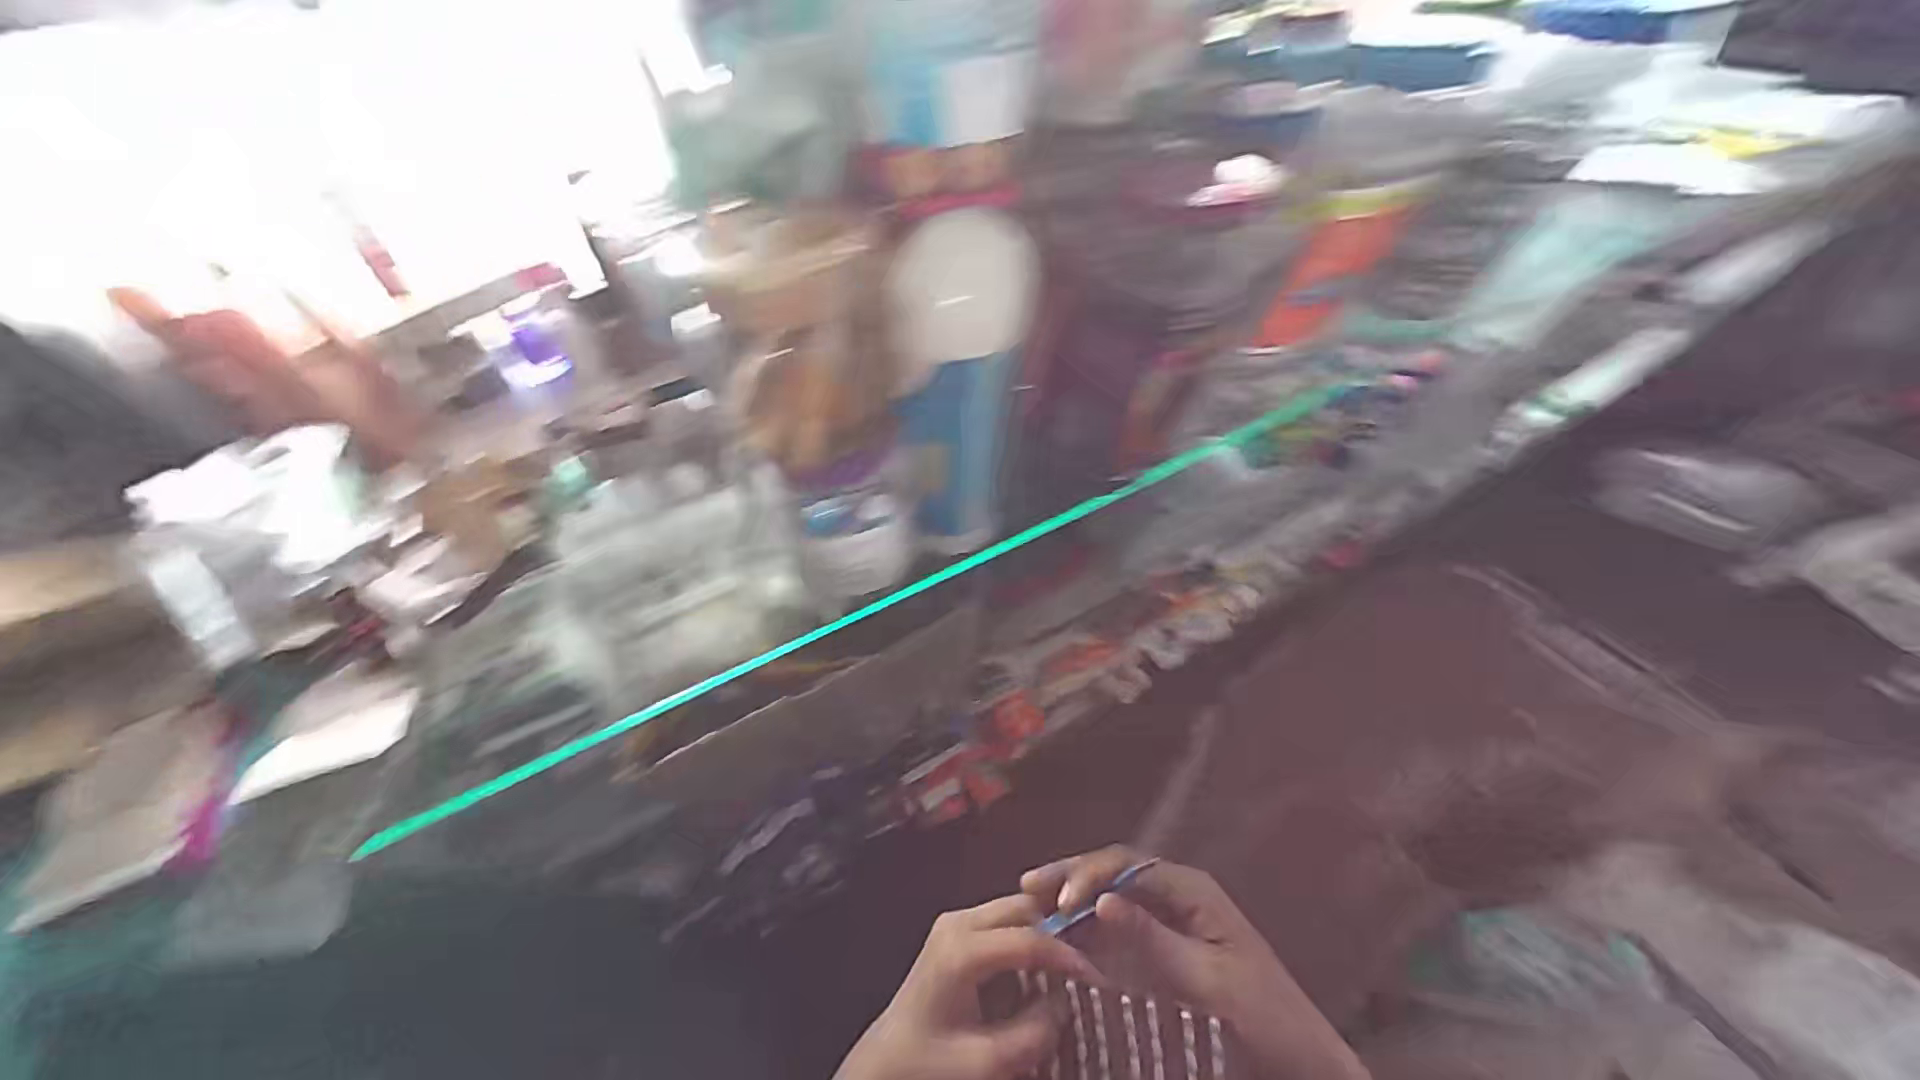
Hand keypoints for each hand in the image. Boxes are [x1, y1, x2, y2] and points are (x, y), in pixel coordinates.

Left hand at [835, 894, 1103, 1079]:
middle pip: (1022, 907)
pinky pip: (1001, 923)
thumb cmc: (931, 1063)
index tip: (1099, 977)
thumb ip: (1034, 1031)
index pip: (1029, 939)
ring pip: (1014, 910)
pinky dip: (1024, 941)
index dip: (1068, 956)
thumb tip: (1064, 1000)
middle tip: (1084, 966)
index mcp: (961, 950)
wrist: (885, 1060)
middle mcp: (957, 922)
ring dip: (1040, 935)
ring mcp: (954, 922)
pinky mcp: (955, 931)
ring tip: (1063, 971)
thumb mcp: (988, 1062)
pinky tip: (1034, 974)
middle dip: (1056, 932)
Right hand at [1021, 846, 1368, 1079]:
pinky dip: (1085, 925)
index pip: (1127, 865)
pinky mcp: (1163, 945)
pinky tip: (1059, 931)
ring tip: (1032, 901)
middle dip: (1071, 875)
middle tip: (1028, 885)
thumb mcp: (1207, 981)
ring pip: (1111, 892)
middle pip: (1114, 870)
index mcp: (1191, 889)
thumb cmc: (1262, 1018)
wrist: (1302, 1061)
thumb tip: (1102, 901)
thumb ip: (1153, 940)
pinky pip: (1117, 923)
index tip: (1058, 901)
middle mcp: (1176, 893)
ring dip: (1073, 896)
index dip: (1089, 876)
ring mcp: (1168, 917)